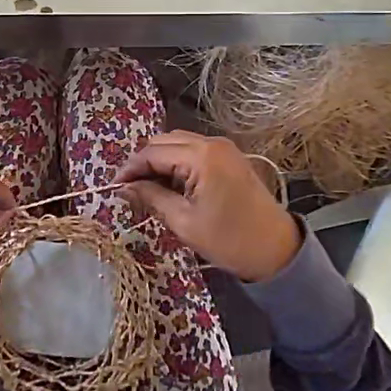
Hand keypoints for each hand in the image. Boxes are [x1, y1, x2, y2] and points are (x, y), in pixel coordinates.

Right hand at [116, 131, 299, 281]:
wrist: (277, 249)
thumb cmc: (229, 239)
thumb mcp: (184, 222)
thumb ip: (151, 198)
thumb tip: (123, 188)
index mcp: (201, 156)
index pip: (153, 152)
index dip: (130, 168)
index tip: (113, 188)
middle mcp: (212, 143)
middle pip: (164, 141)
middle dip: (144, 163)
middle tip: (128, 190)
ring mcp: (223, 148)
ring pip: (178, 144)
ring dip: (160, 162)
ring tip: (146, 190)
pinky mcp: (230, 158)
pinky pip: (194, 152)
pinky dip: (178, 164)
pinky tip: (169, 186)